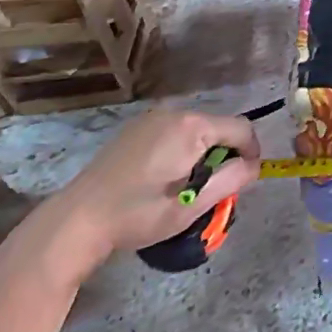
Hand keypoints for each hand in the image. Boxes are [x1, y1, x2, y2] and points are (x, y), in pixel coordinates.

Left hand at [48, 110, 260, 254]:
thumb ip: (230, 180)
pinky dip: (183, 151)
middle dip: (224, 157)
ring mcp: (152, 118)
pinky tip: (163, 179)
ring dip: (203, 156)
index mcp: (191, 127)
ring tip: (186, 188)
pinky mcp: (137, 128)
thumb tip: (253, 165)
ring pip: (197, 132)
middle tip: (211, 193)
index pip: (241, 129)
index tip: (243, 183)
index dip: (251, 154)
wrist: (78, 219)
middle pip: (219, 128)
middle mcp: (174, 113)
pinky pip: (175, 133)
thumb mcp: (192, 205)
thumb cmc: (138, 214)